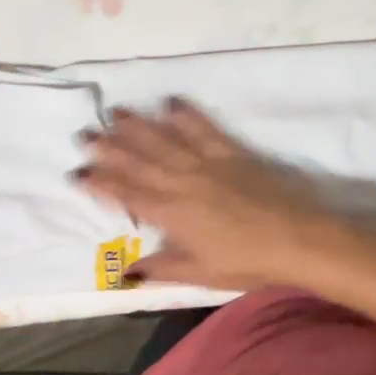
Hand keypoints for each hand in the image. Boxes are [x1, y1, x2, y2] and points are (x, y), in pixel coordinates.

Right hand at [75, 99, 337, 288]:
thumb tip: (127, 273)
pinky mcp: (233, 152)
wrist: (297, 239)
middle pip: (139, 161)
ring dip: (138, 125)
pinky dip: (186, 114)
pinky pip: (204, 128)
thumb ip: (163, 268)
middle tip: (85, 134)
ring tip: (116, 112)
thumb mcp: (201, 273)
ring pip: (165, 139)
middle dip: (109, 148)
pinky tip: (170, 101)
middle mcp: (182, 182)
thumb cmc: (248, 263)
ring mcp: (207, 163)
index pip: (127, 195)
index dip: (100, 184)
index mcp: (171, 214)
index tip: (78, 173)